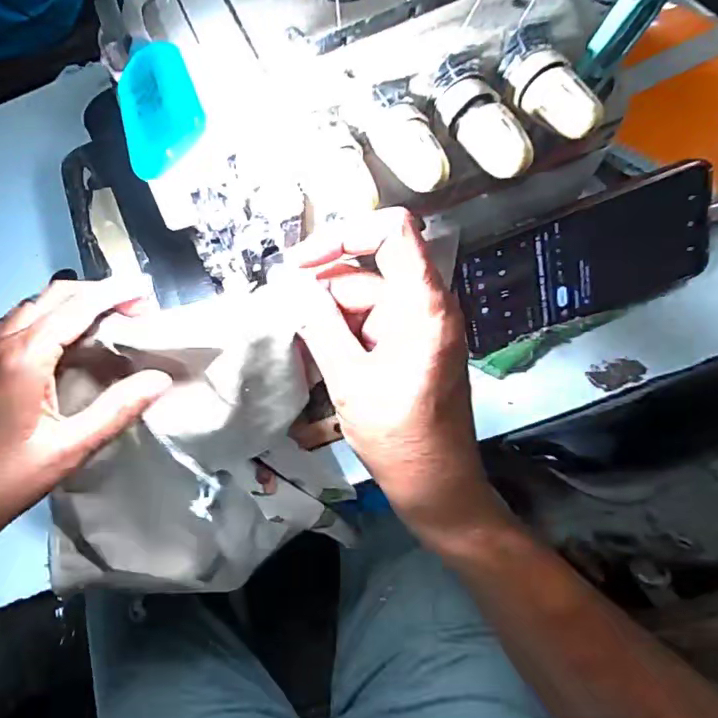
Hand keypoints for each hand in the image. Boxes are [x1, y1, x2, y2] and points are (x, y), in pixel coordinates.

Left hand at [0, 277, 173, 603]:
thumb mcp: (66, 451)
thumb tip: (159, 379)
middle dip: (94, 293)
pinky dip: (43, 321)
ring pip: (29, 309)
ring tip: (101, 322)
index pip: (79, 305)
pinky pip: (11, 326)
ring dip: (67, 305)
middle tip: (131, 307)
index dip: (116, 292)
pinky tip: (56, 348)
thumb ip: (116, 410)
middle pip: (53, 297)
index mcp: (24, 354)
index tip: (147, 290)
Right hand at [278, 209, 510, 545]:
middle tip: (281, 313)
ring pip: (360, 299)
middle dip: (321, 290)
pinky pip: (367, 323)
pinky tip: (315, 356)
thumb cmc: (399, 436)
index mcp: (423, 305)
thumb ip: (319, 325)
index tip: (303, 262)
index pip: (392, 232)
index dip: (344, 234)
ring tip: (295, 343)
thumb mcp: (349, 378)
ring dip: (325, 316)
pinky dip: (339, 333)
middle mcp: (425, 306)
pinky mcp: (407, 346)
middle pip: (366, 271)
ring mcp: (416, 326)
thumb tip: (292, 287)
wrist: (435, 484)